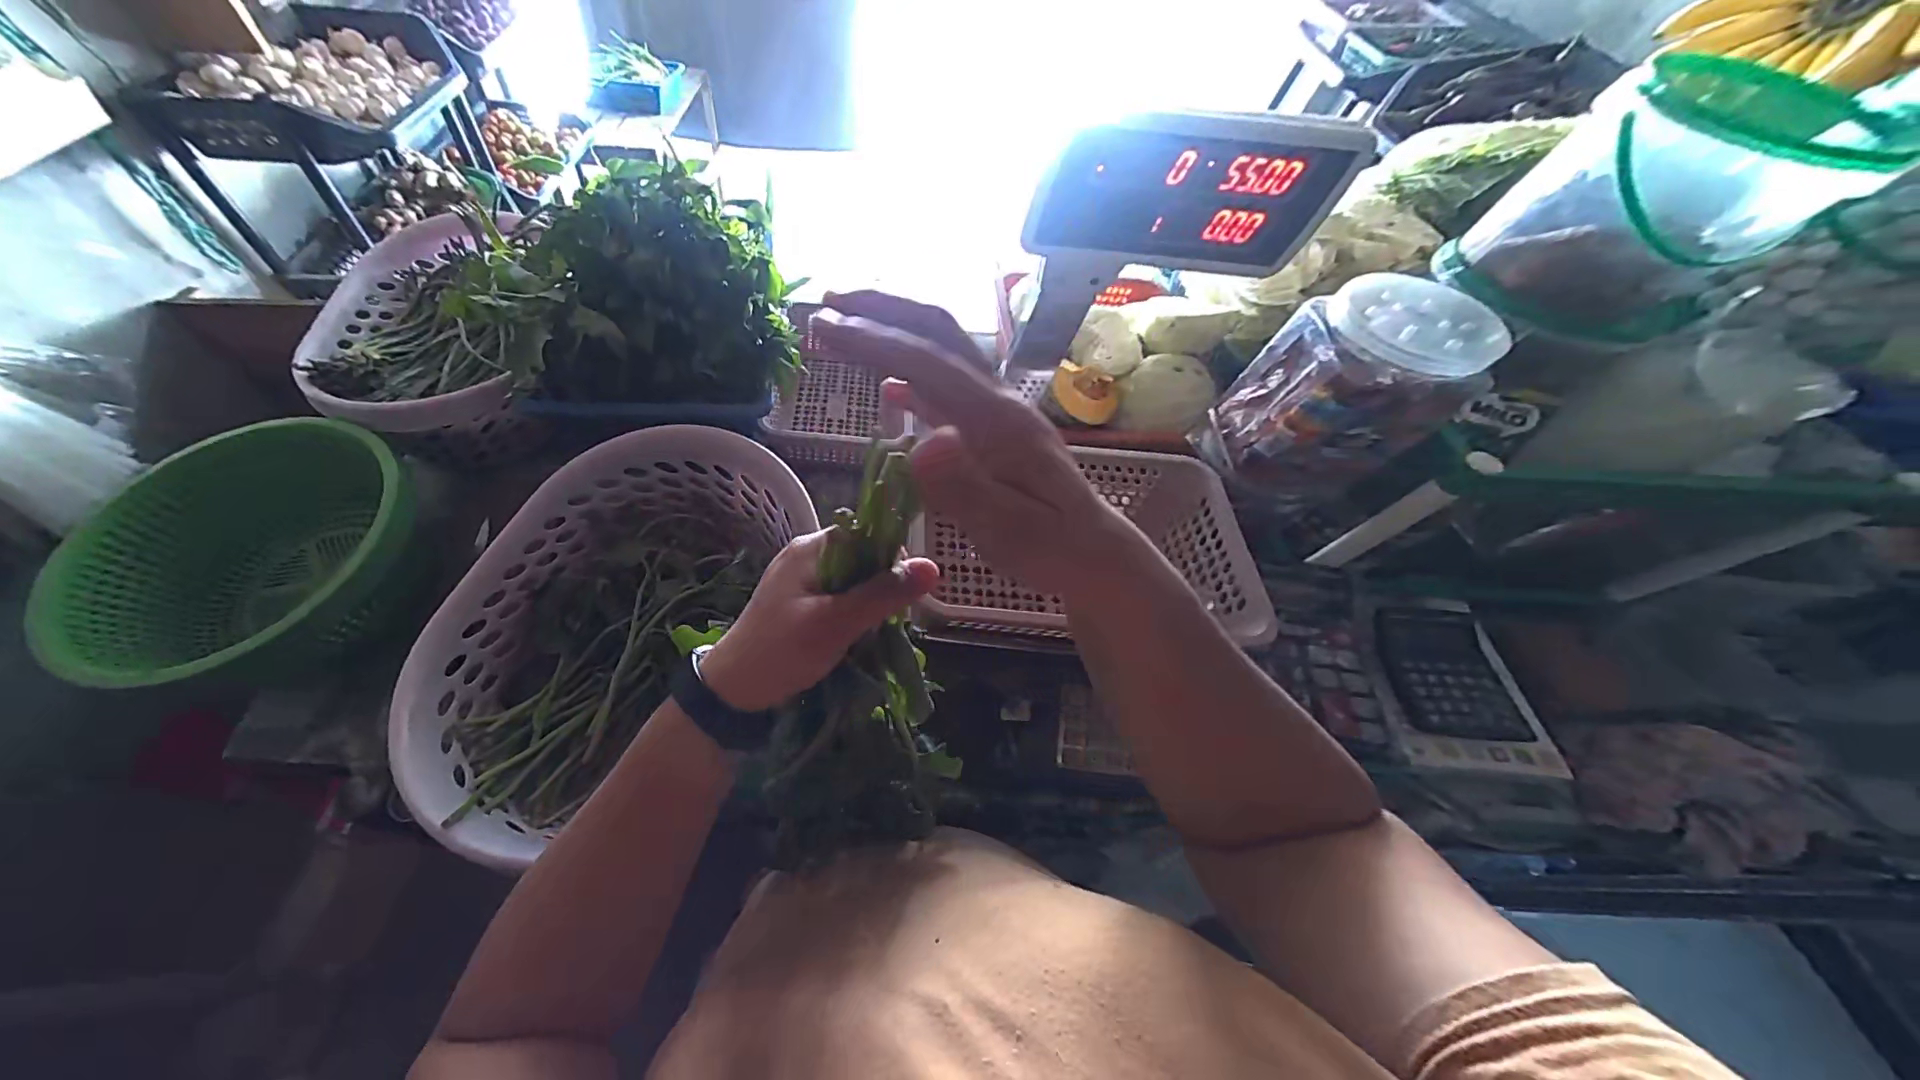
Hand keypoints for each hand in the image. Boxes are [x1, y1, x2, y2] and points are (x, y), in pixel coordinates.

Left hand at [698, 528, 938, 711]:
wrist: (732, 694)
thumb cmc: (781, 653)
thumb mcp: (836, 623)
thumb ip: (882, 594)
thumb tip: (933, 566)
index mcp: (810, 549)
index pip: (866, 533)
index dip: (891, 557)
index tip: (902, 592)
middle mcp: (807, 556)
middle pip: (863, 557)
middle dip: (883, 586)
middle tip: (887, 621)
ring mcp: (803, 580)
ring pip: (856, 580)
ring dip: (870, 604)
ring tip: (872, 633)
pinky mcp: (802, 604)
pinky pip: (842, 598)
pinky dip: (855, 615)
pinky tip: (857, 637)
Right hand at [812, 290, 1129, 597]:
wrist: (1095, 554)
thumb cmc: (1051, 548)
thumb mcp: (1006, 531)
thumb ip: (964, 487)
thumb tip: (923, 441)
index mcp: (996, 418)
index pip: (927, 361)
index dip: (873, 338)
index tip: (823, 322)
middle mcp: (998, 401)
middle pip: (939, 334)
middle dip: (882, 309)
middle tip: (828, 301)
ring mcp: (999, 412)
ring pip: (943, 352)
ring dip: (895, 332)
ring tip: (847, 326)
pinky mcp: (996, 429)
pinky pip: (950, 388)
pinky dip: (914, 374)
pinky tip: (890, 386)